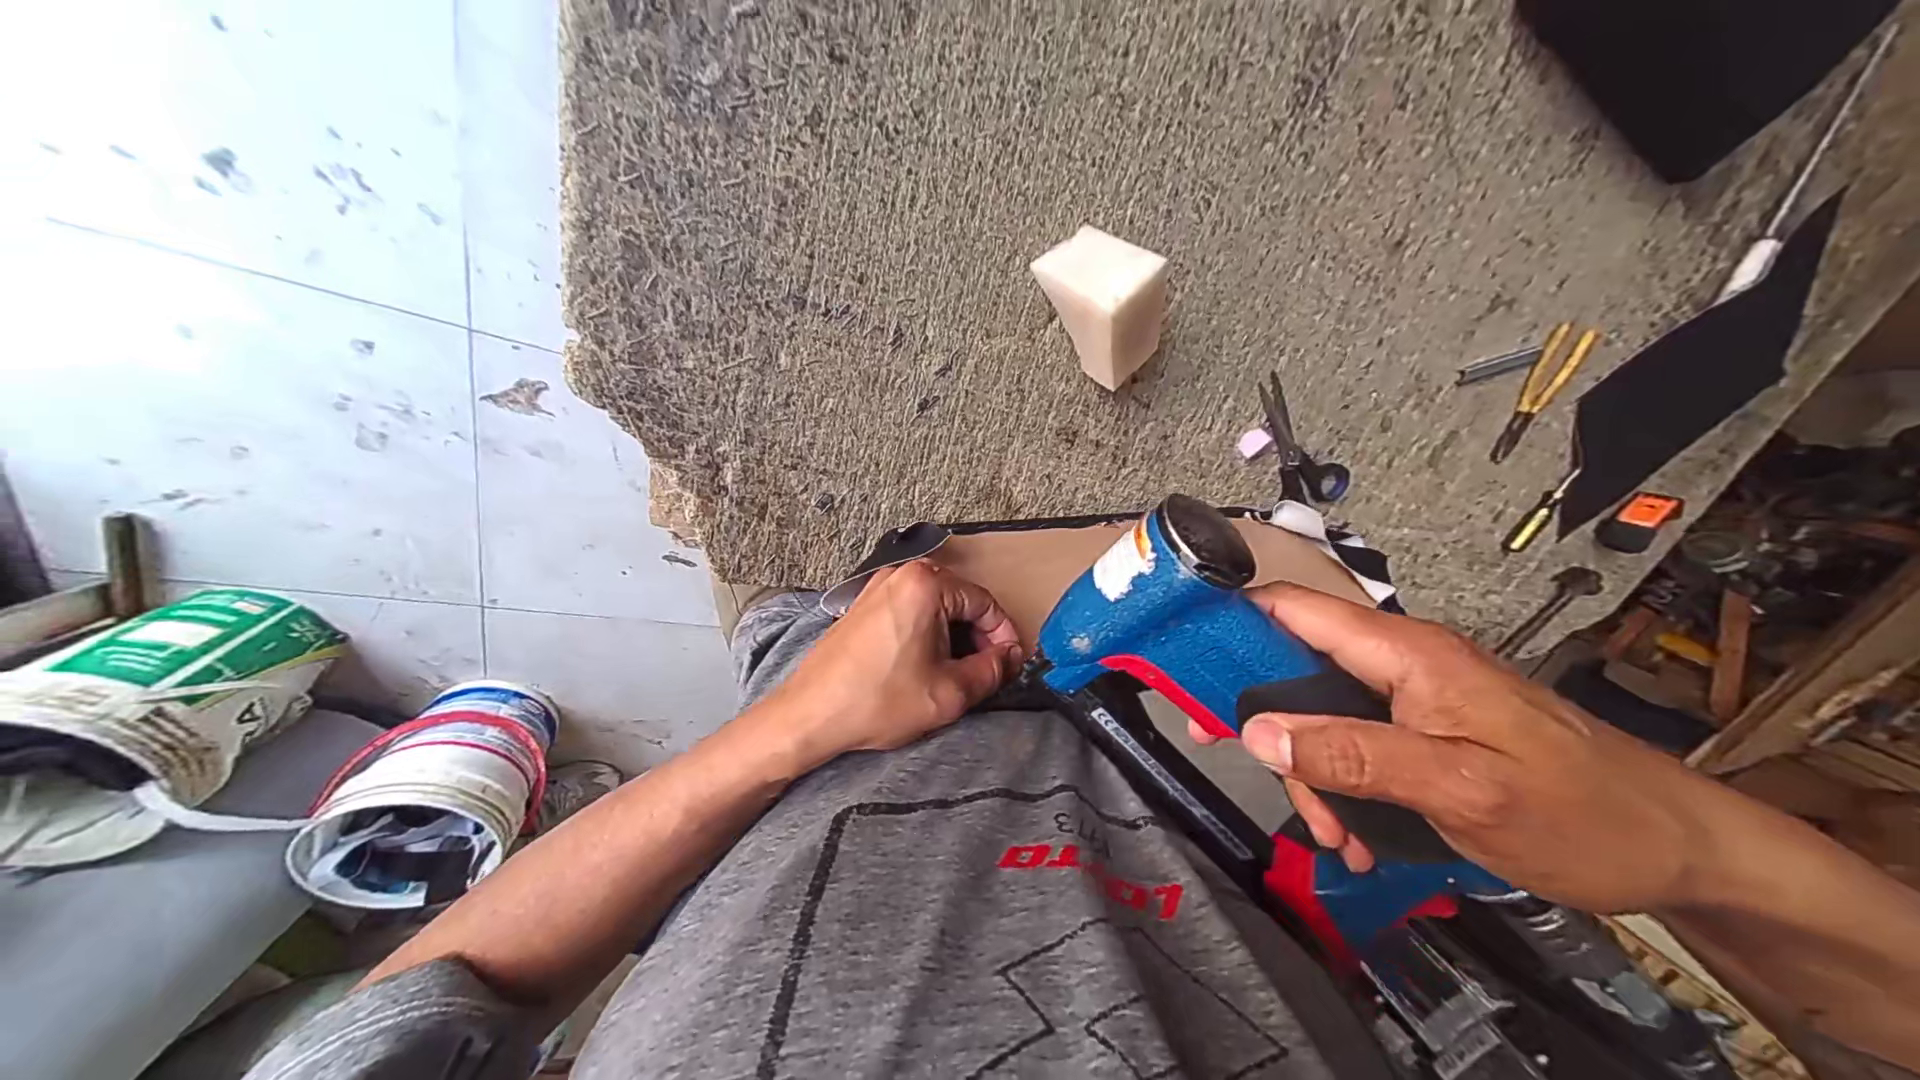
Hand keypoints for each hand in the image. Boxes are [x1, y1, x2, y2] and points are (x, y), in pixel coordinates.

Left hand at [755, 561, 1023, 769]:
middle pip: (961, 601)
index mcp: (926, 584)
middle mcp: (901, 575)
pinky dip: (927, 634)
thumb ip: (992, 670)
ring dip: (953, 637)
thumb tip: (1009, 658)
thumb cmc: (873, 701)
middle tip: (987, 673)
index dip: (1004, 637)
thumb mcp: (949, 692)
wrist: (809, 714)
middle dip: (978, 638)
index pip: (985, 604)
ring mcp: (878, 587)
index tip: (1010, 664)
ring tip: (956, 675)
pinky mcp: (864, 605)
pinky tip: (926, 667)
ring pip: (936, 607)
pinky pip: (911, 611)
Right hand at [1190, 583, 1737, 913]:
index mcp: (1403, 652)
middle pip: (1292, 666)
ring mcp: (1407, 695)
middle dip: (1265, 718)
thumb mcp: (1457, 787)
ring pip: (1317, 715)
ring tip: (1335, 829)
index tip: (1184, 654)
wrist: (1675, 847)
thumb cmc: (1582, 810)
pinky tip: (1359, 830)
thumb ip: (1352, 754)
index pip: (1291, 607)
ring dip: (1309, 769)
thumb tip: (1259, 733)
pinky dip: (1340, 783)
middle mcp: (1397, 662)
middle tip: (1238, 757)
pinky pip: (1351, 742)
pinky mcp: (1417, 727)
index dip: (1231, 619)